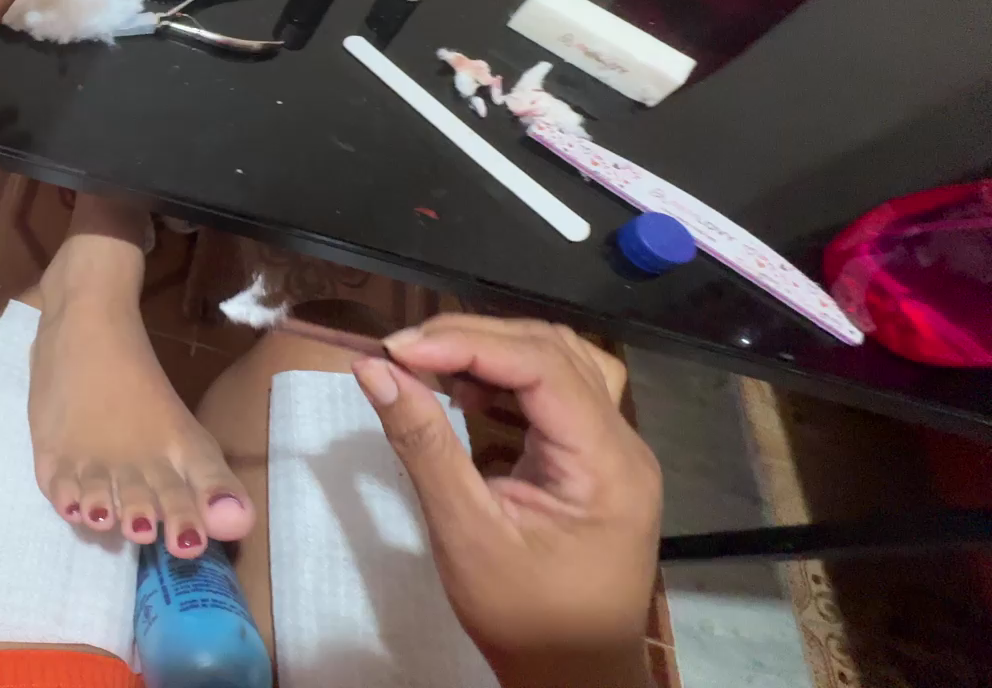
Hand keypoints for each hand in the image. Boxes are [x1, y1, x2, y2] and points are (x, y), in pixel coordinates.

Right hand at [352, 315, 659, 687]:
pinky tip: (461, 388)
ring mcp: (609, 446)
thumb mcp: (463, 532)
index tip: (394, 349)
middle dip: (471, 337)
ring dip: (489, 346)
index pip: (542, 366)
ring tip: (428, 361)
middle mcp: (620, 443)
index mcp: (606, 465)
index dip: (465, 343)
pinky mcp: (587, 453)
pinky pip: (550, 386)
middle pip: (552, 350)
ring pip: (556, 358)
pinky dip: (500, 371)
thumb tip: (371, 369)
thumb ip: (422, 443)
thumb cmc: (522, 614)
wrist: (571, 674)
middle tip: (400, 353)